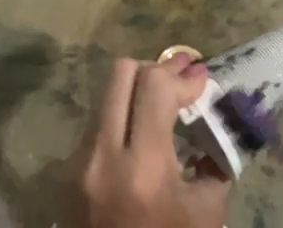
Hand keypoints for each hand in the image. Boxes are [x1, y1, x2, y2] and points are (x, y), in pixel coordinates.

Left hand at [73, 55, 229, 227]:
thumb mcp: (206, 212)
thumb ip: (212, 159)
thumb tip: (212, 119)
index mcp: (142, 167)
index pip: (154, 87)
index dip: (182, 75)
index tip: (204, 79)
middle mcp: (103, 155)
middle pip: (122, 73)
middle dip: (156, 69)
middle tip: (181, 80)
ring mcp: (80, 161)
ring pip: (107, 95)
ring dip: (138, 92)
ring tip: (167, 103)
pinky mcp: (70, 170)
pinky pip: (100, 123)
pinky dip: (125, 117)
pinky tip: (147, 132)